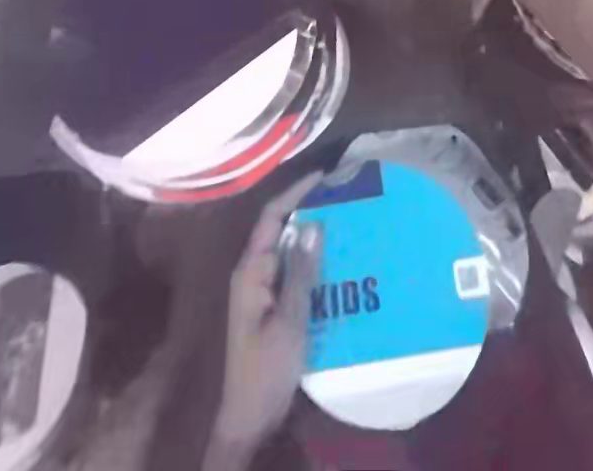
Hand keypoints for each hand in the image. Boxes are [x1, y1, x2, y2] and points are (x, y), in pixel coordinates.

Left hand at [208, 171, 323, 468]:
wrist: (248, 416)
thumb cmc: (266, 369)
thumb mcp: (289, 320)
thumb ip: (301, 272)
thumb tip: (314, 223)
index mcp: (250, 270)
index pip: (270, 217)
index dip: (294, 192)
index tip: (323, 176)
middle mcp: (252, 271)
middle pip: (277, 227)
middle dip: (305, 208)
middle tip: (340, 196)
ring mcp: (259, 288)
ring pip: (284, 248)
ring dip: (309, 233)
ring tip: (344, 220)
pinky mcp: (269, 303)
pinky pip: (289, 269)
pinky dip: (309, 259)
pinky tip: (334, 260)